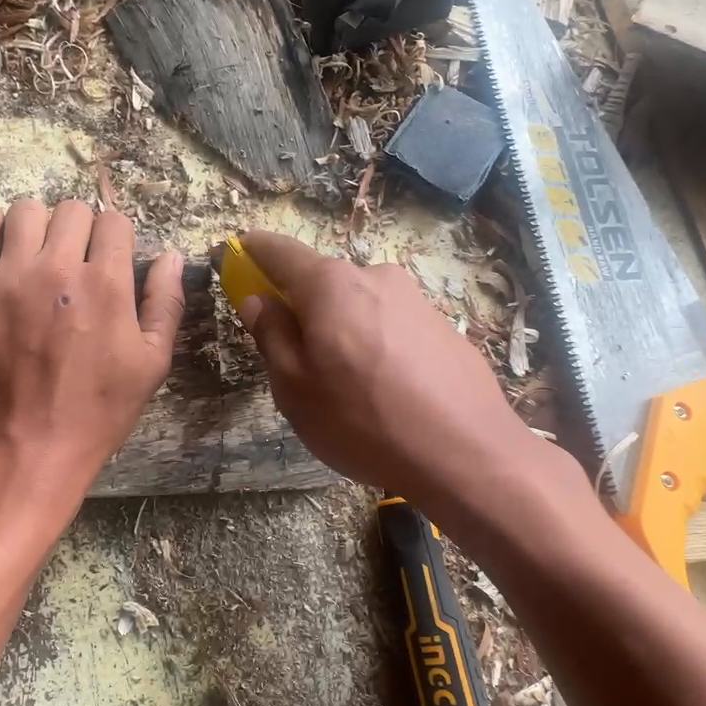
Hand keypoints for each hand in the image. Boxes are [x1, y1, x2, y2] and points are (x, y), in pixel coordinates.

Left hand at [0, 199, 185, 511]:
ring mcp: (8, 276)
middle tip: (68, 262)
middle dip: (77, 230)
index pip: (114, 222)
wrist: (21, 454)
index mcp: (107, 285)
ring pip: (25, 210)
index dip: (113, 239)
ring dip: (35, 225)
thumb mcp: (150, 368)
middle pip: (72, 210)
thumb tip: (172, 256)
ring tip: (31, 255)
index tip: (103, 261)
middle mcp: (58, 269)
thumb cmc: (92, 417)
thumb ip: (165, 305)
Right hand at [237, 231, 560, 520]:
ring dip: (342, 329)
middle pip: (323, 281)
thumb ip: (272, 336)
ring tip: (345, 384)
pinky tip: (385, 390)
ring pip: (359, 305)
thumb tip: (258, 301)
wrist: (468, 454)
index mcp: (330, 285)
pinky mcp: (444, 327)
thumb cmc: (363, 421)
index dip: (253, 252)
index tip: (236, 256)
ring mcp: (415, 300)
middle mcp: (374, 277)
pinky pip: (392, 325)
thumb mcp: (295, 388)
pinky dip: (376, 345)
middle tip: (294, 356)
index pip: (279, 251)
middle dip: (302, 306)